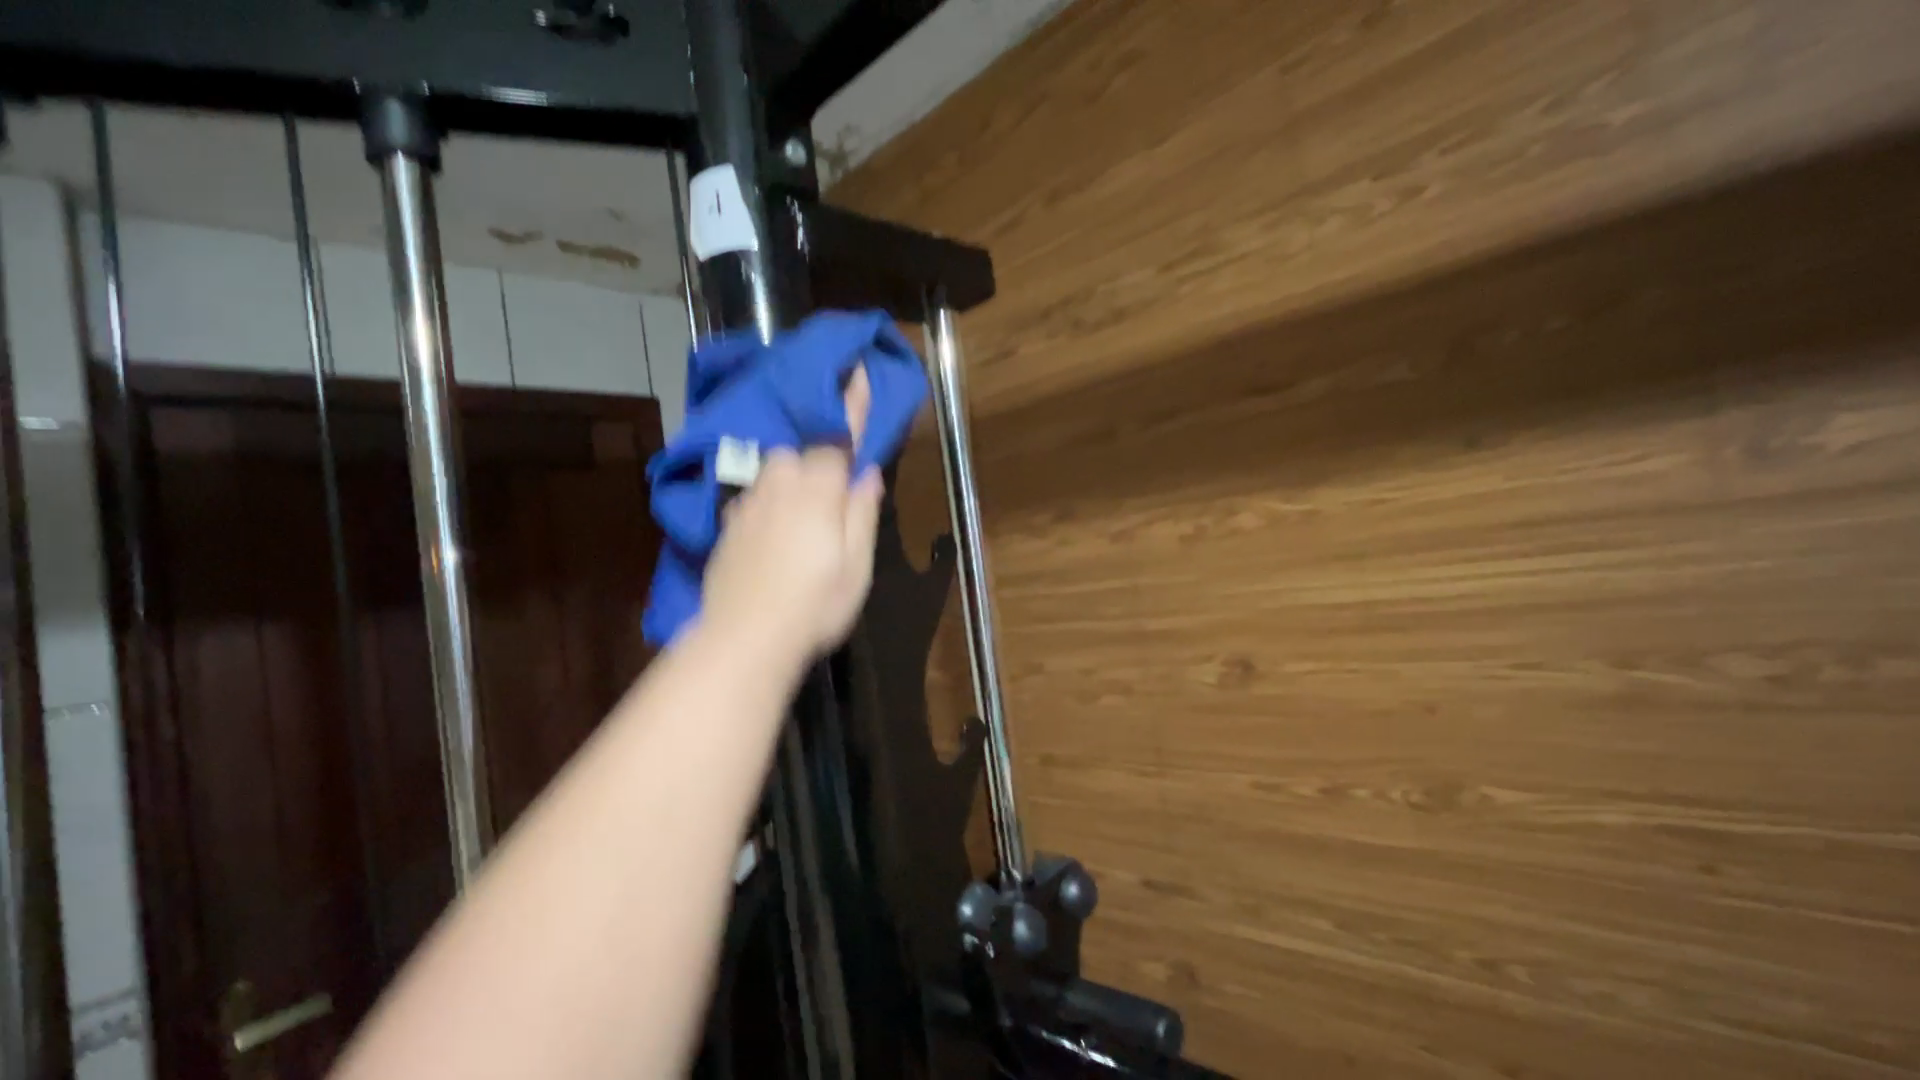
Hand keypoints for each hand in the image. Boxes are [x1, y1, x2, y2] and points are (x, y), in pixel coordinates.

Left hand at [700, 448, 883, 662]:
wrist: (746, 638)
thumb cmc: (815, 606)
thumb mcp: (857, 566)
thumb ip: (862, 514)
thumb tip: (869, 474)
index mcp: (815, 494)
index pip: (830, 451)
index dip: (844, 458)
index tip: (854, 479)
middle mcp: (776, 491)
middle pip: (790, 456)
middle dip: (808, 467)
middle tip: (826, 501)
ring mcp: (745, 510)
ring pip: (765, 476)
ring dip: (783, 485)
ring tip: (797, 519)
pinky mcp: (725, 532)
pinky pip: (747, 503)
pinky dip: (761, 508)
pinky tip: (768, 540)